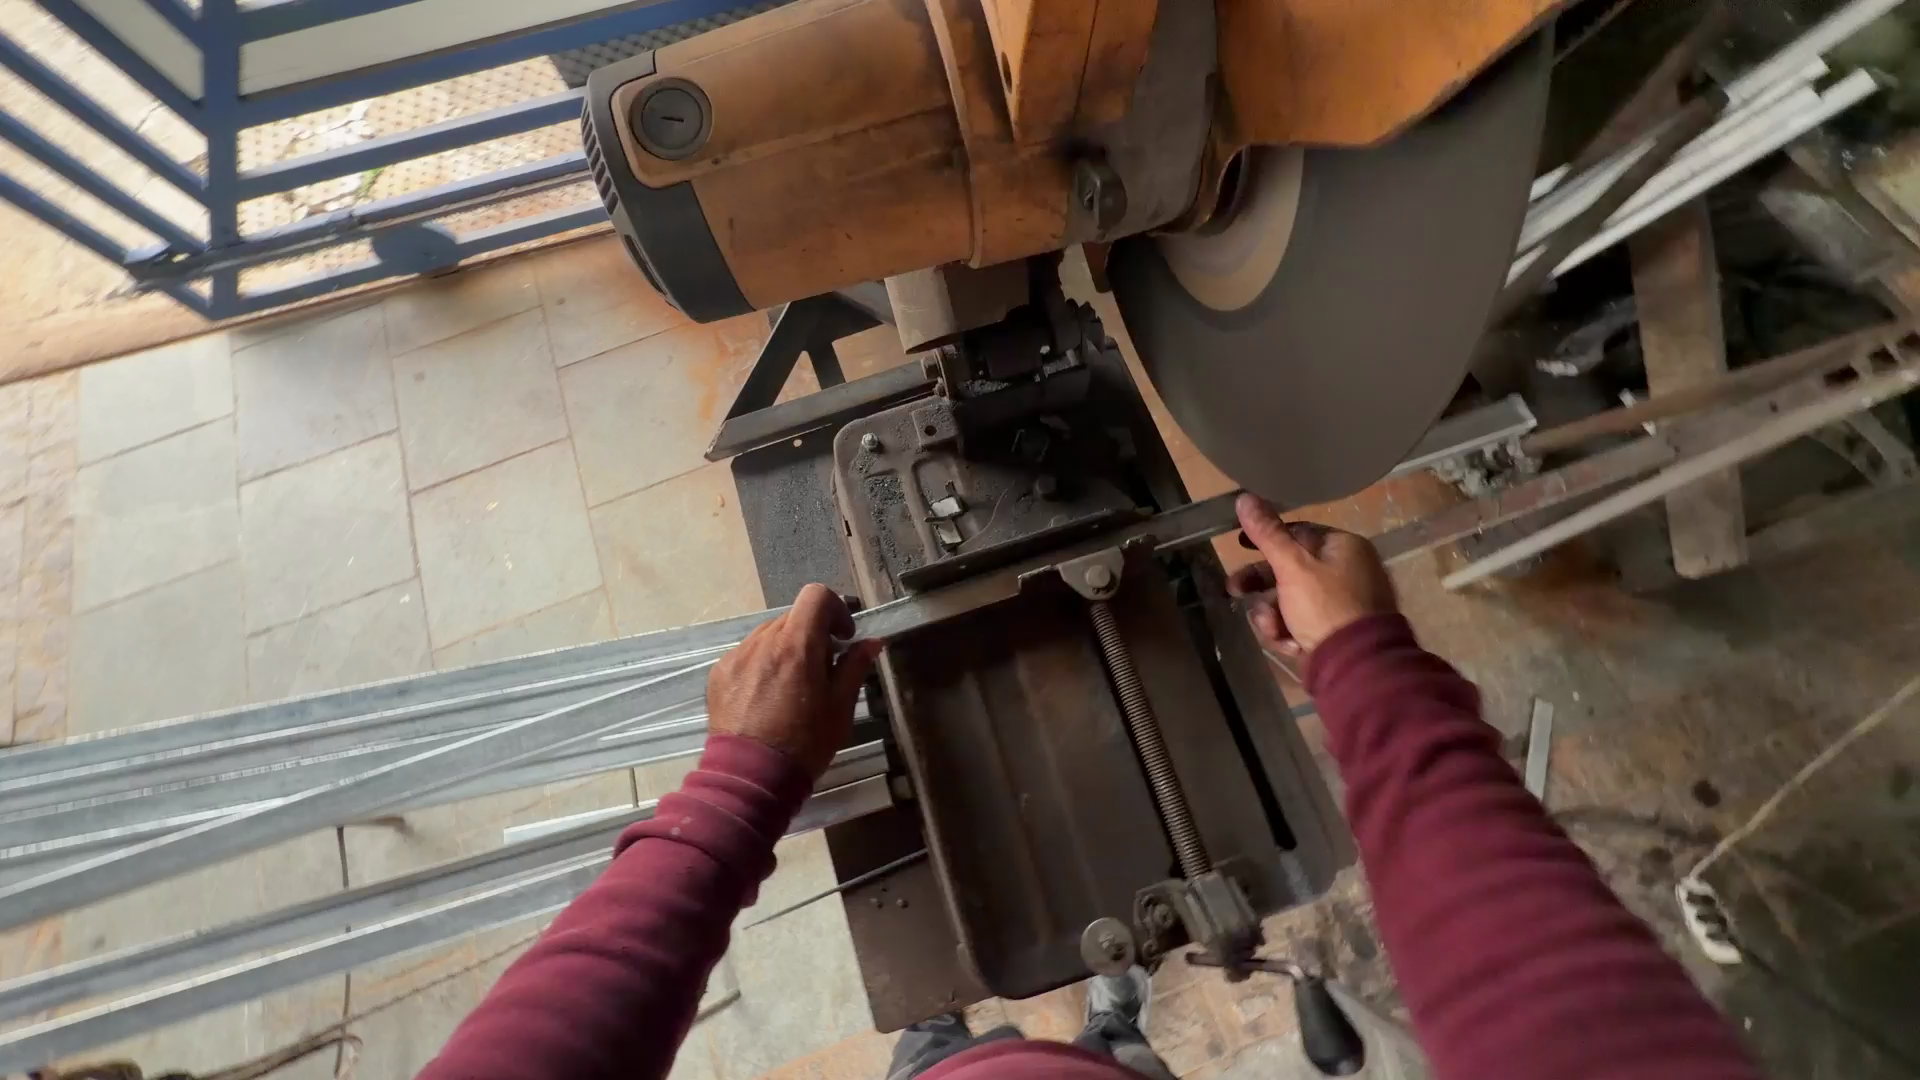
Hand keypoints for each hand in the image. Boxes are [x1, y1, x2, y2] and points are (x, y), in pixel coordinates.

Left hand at [706, 584, 883, 778]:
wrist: (749, 778)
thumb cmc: (804, 744)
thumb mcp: (840, 707)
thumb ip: (854, 667)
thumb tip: (871, 642)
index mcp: (797, 645)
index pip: (816, 595)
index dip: (835, 609)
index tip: (842, 638)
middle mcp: (763, 641)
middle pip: (793, 616)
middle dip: (812, 634)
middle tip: (821, 669)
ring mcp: (737, 656)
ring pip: (769, 634)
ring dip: (786, 647)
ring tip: (792, 686)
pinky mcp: (720, 673)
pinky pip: (748, 653)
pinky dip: (763, 663)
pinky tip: (767, 696)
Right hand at [1228, 493, 1398, 664]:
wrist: (1356, 665)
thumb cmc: (1326, 606)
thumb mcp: (1292, 566)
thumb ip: (1267, 533)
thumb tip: (1244, 496)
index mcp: (1344, 548)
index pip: (1298, 533)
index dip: (1266, 539)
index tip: (1239, 545)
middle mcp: (1346, 571)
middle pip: (1288, 569)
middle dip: (1260, 584)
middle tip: (1234, 590)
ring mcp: (1341, 603)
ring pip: (1288, 599)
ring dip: (1271, 614)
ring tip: (1272, 629)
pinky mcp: (1333, 630)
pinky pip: (1299, 621)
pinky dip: (1288, 631)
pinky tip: (1289, 643)